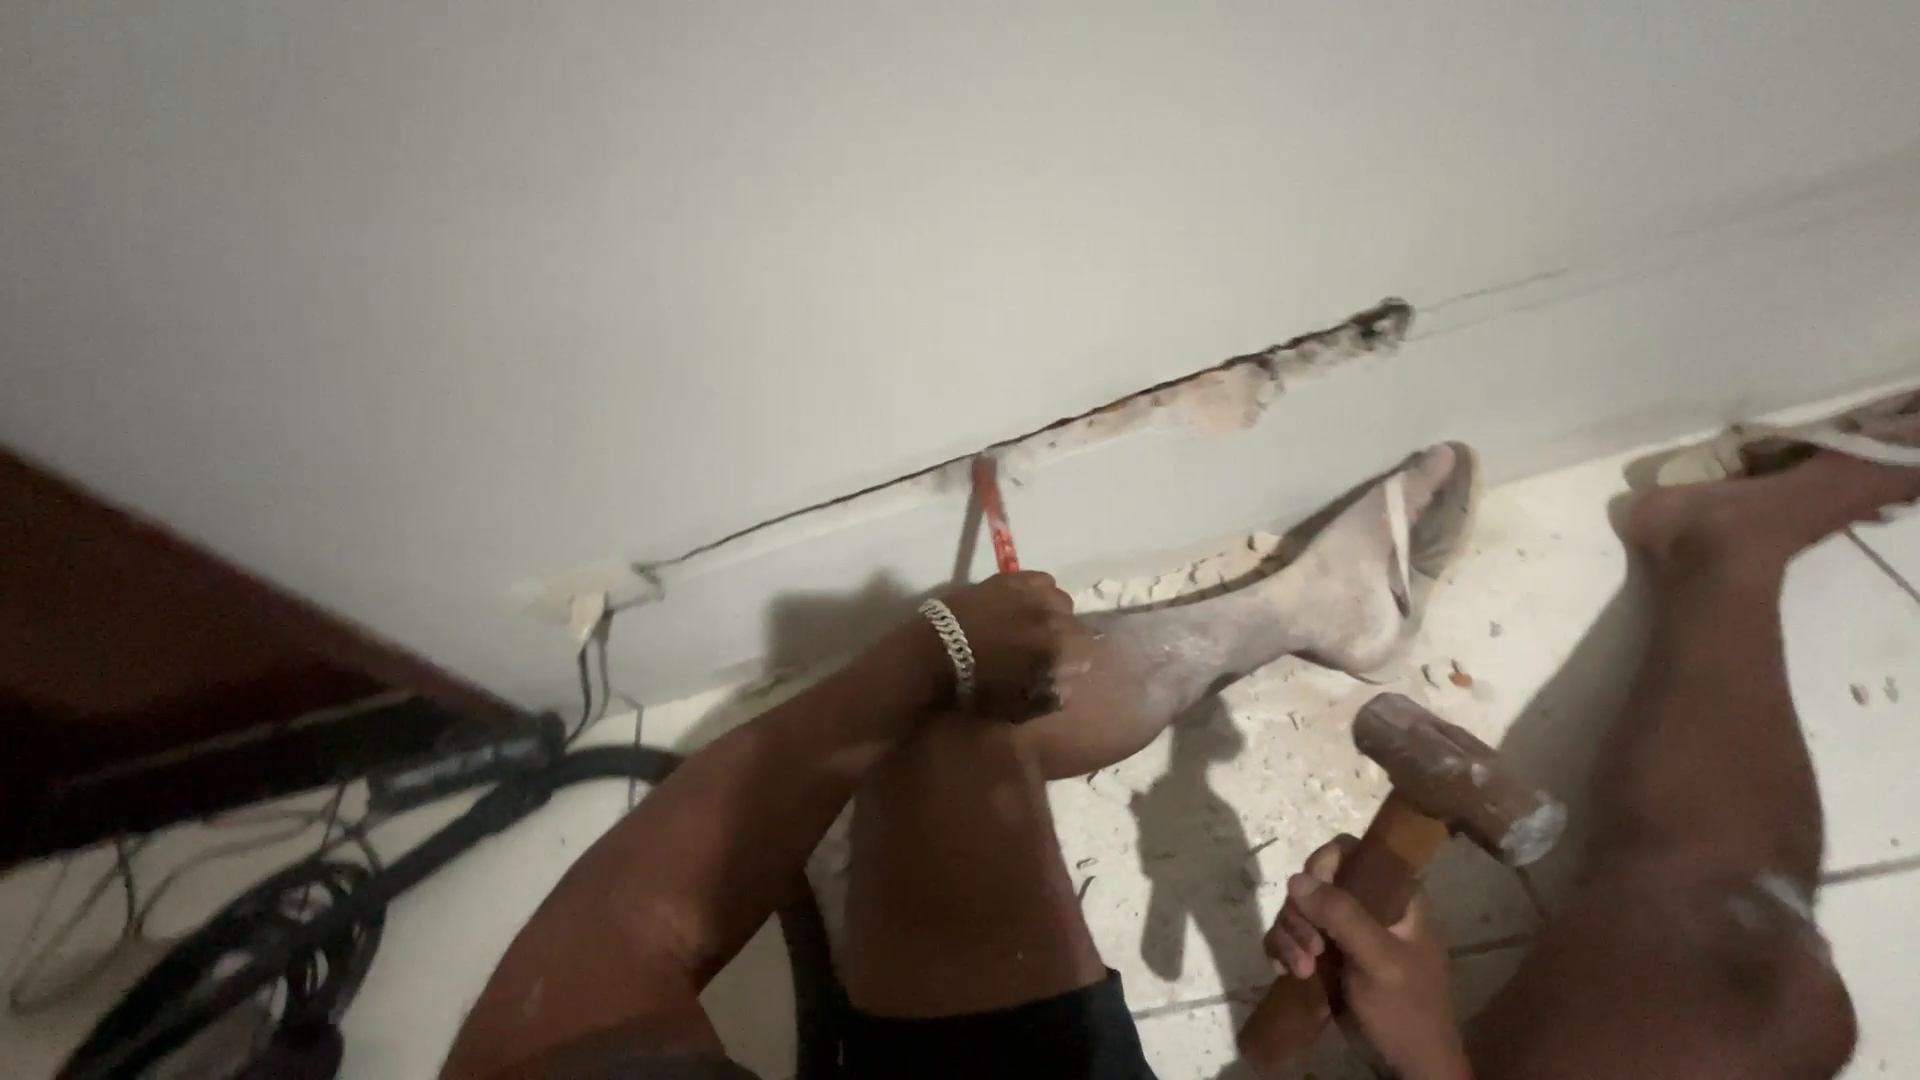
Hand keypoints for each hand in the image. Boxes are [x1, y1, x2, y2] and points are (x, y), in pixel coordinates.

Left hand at [932, 571, 1081, 720]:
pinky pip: (1043, 580)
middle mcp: (1054, 621)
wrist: (935, 654)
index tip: (1059, 666)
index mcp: (1058, 653)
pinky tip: (1023, 602)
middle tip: (1044, 646)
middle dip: (1064, 638)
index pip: (1087, 652)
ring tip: (1033, 621)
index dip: (1073, 661)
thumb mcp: (1021, 704)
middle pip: (1076, 625)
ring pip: (1062, 601)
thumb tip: (1069, 679)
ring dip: (1052, 613)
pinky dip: (1038, 592)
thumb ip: (1053, 693)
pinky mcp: (1014, 578)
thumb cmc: (977, 686)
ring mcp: (1034, 596)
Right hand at [1264, 836, 1468, 1079]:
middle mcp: (1367, 907)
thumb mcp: (1380, 961)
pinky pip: (1290, 936)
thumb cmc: (1407, 1011)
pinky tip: (1286, 971)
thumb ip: (1342, 916)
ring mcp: (1344, 933)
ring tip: (1299, 969)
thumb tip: (1296, 879)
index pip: (1351, 853)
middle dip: (1302, 913)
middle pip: (1315, 883)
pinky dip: (1283, 949)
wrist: (1410, 1070)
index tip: (1314, 894)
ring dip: (1290, 936)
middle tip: (1309, 948)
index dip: (1325, 864)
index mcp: (1395, 898)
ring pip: (1299, 910)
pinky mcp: (1325, 956)